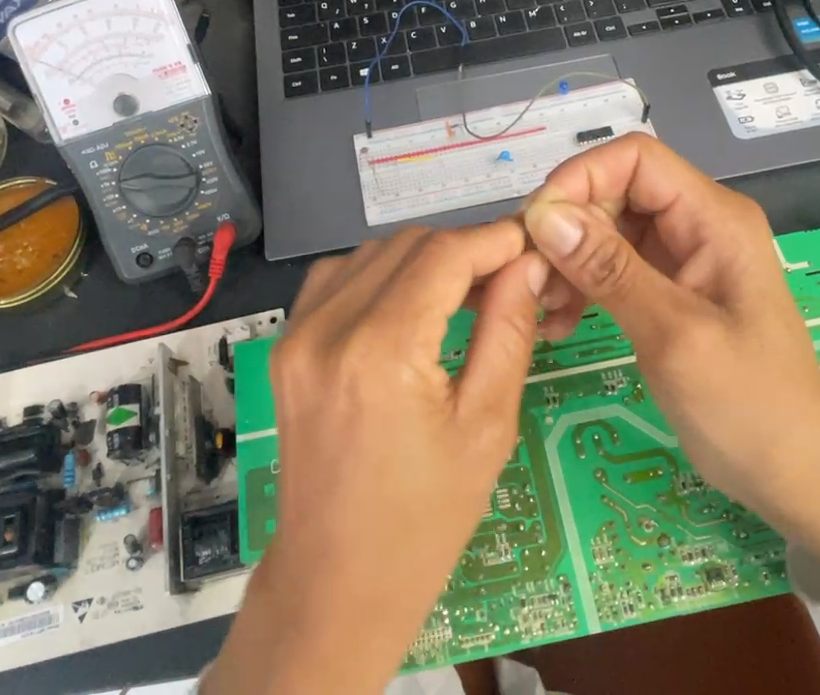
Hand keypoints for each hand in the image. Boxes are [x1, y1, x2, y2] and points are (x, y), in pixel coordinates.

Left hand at [207, 224, 546, 694]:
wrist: (336, 580)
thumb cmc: (425, 519)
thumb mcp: (487, 425)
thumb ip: (509, 330)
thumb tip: (530, 265)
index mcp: (381, 350)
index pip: (444, 254)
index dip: (495, 240)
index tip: (533, 245)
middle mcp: (327, 327)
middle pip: (407, 246)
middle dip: (464, 251)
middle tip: (508, 281)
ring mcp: (296, 334)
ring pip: (370, 255)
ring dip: (423, 260)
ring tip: (466, 296)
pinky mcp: (286, 347)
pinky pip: (336, 280)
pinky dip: (379, 276)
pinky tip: (410, 307)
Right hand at [522, 135, 819, 585]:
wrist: (792, 473)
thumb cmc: (748, 405)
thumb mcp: (673, 334)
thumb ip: (609, 269)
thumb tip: (543, 213)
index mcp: (714, 218)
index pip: (634, 159)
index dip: (579, 179)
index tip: (534, 228)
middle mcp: (697, 224)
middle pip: (614, 192)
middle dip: (566, 228)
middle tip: (530, 280)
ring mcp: (682, 258)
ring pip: (605, 231)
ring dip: (567, 262)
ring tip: (542, 311)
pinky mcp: (667, 290)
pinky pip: (611, 268)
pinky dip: (580, 288)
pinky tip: (559, 325)